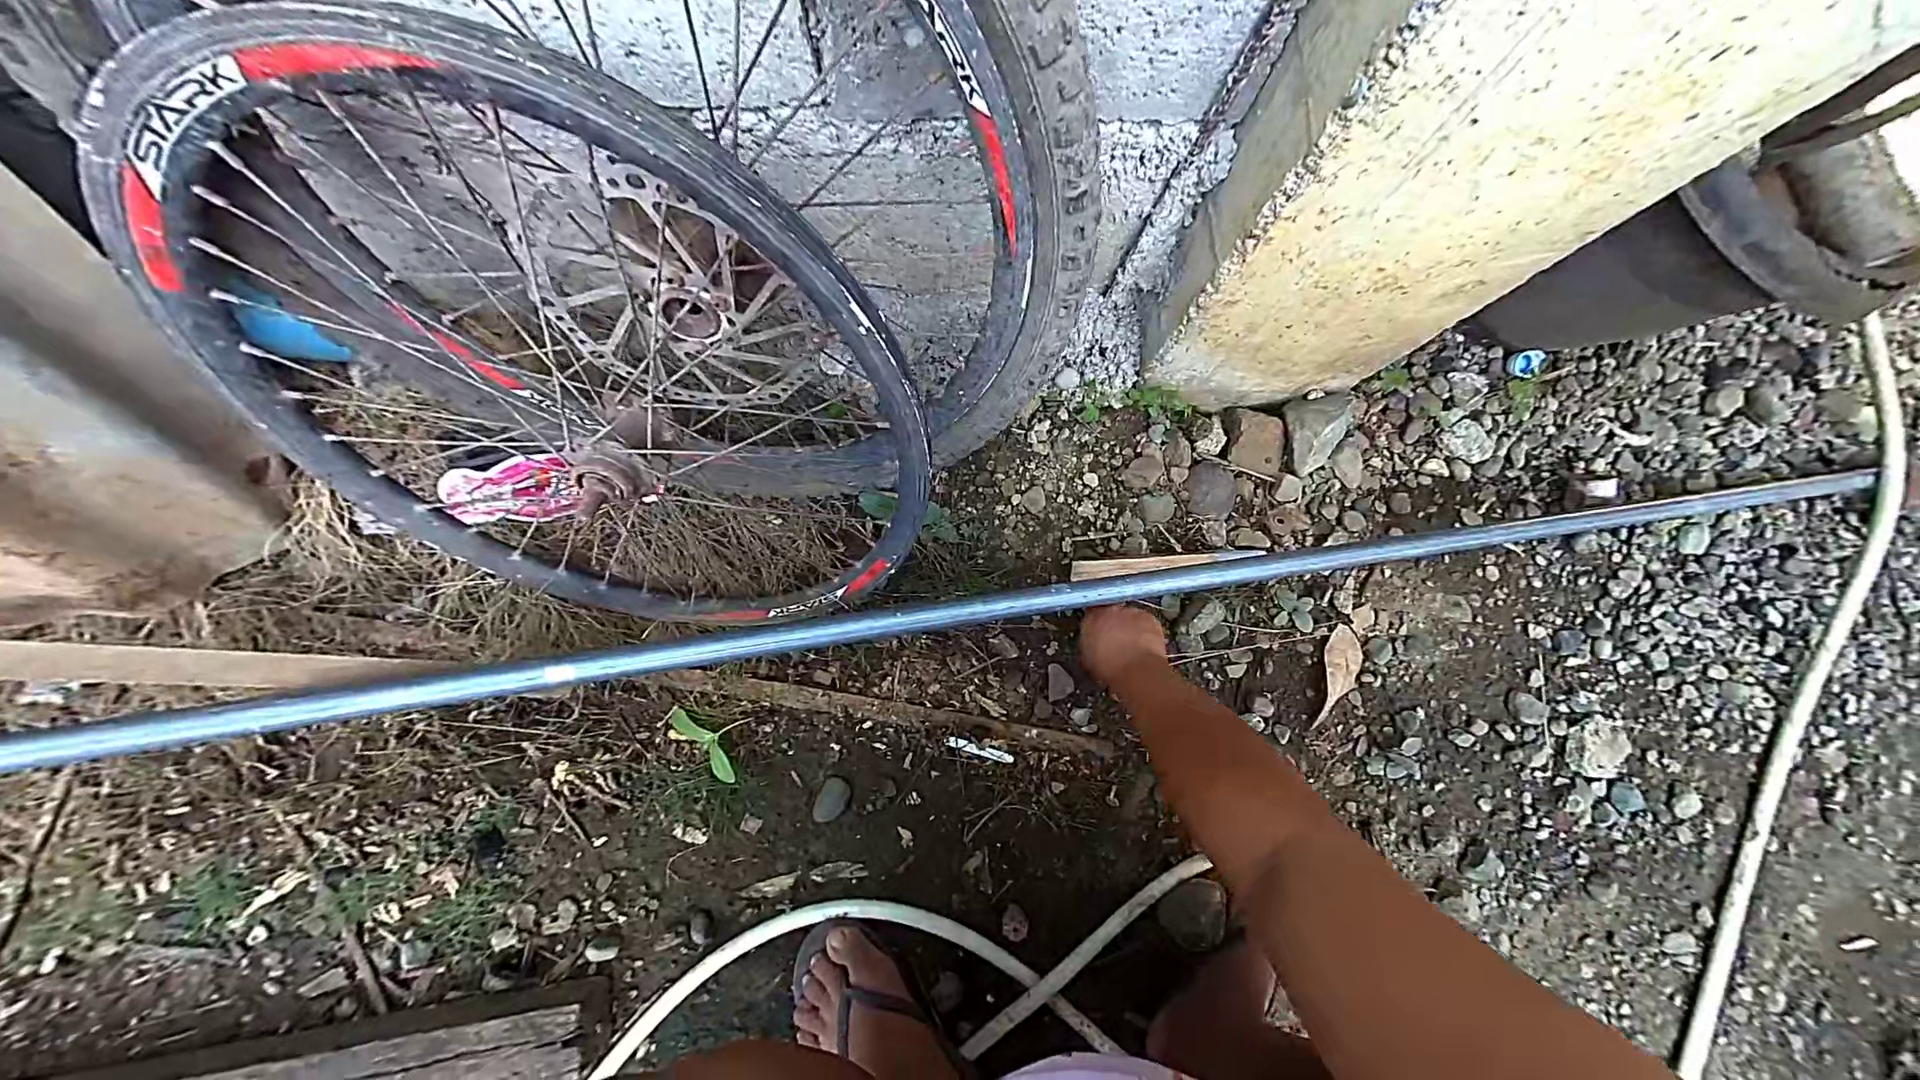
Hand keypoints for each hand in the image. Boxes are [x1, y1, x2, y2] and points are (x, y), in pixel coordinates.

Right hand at [1079, 605, 1169, 687]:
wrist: (1136, 671)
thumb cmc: (1110, 667)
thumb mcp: (1087, 659)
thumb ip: (1088, 644)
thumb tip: (1090, 645)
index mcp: (1092, 618)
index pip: (1091, 612)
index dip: (1096, 623)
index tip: (1098, 632)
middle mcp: (1110, 610)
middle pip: (1112, 612)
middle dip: (1114, 624)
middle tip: (1115, 641)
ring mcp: (1131, 612)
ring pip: (1130, 616)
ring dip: (1130, 627)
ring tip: (1132, 646)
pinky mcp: (1148, 618)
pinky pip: (1146, 622)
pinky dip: (1146, 631)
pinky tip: (1145, 646)